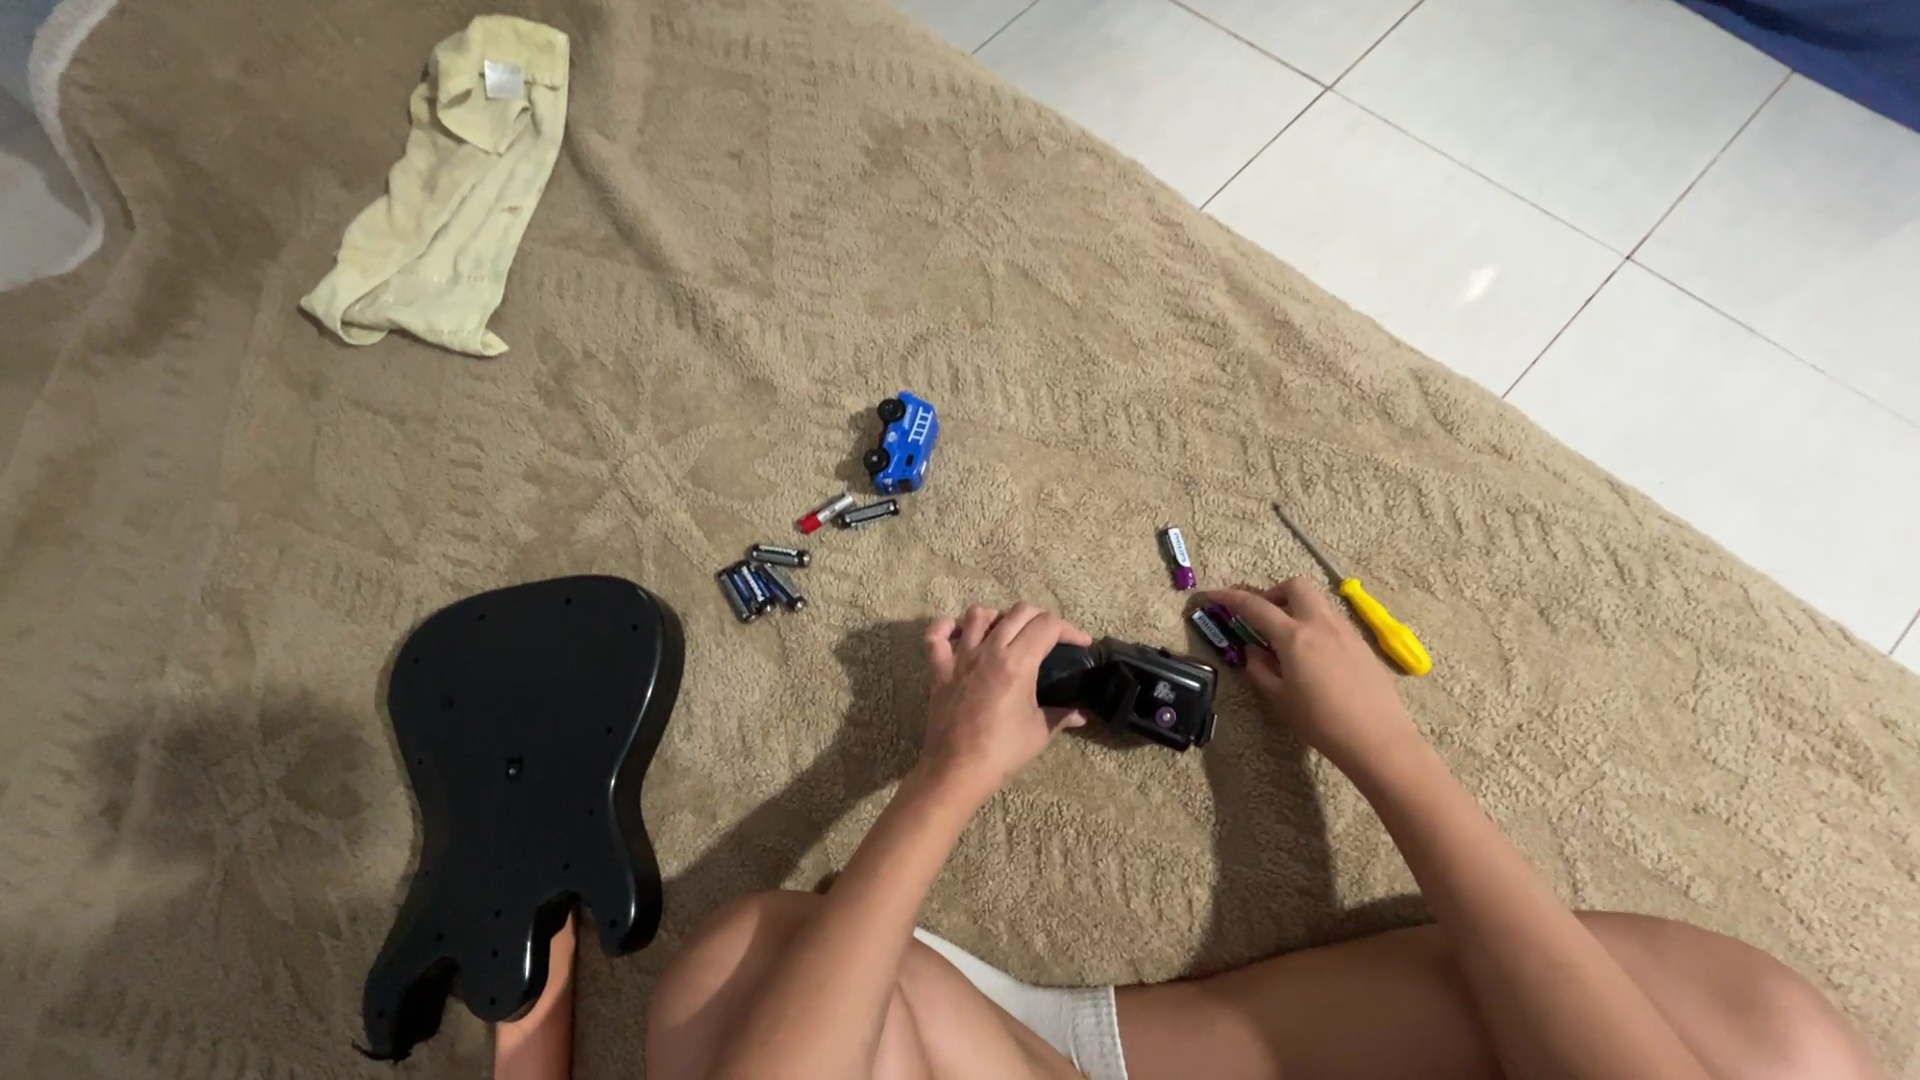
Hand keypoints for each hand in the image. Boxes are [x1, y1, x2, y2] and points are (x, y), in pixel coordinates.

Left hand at [918, 603, 1090, 803]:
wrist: (957, 770)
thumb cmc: (1002, 752)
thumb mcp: (1040, 732)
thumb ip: (1062, 715)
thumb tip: (1081, 715)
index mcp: (1018, 662)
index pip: (1048, 625)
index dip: (1070, 629)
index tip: (1081, 643)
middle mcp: (989, 650)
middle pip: (1019, 611)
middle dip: (1041, 618)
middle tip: (1051, 637)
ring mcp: (960, 657)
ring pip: (978, 614)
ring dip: (998, 616)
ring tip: (1008, 631)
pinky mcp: (939, 669)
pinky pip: (936, 635)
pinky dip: (946, 627)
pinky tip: (959, 632)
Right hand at [1204, 579, 1420, 773]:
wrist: (1378, 739)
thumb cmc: (1322, 722)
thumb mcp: (1279, 698)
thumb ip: (1259, 668)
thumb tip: (1253, 650)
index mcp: (1294, 637)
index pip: (1255, 606)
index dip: (1229, 597)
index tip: (1213, 595)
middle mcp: (1320, 624)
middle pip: (1295, 586)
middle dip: (1274, 593)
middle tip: (1263, 618)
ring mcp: (1346, 631)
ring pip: (1317, 601)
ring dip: (1296, 608)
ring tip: (1287, 638)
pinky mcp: (1362, 643)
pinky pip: (1332, 620)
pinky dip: (1315, 624)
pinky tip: (1314, 654)